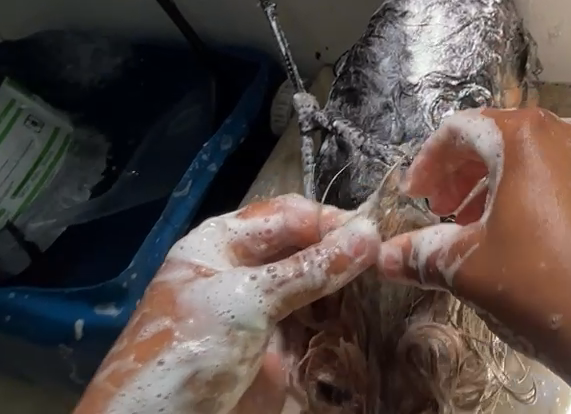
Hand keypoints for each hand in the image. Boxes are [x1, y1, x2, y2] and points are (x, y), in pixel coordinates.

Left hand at [76, 195, 378, 413]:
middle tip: (384, 260)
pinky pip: (314, 326)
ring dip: (346, 286)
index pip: (288, 215)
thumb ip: (310, 268)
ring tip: (381, 287)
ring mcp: (259, 314)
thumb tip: (371, 233)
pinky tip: (364, 318)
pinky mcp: (273, 353)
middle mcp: (243, 271)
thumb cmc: (185, 354)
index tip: (372, 234)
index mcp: (222, 244)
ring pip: (315, 285)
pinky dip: (340, 321)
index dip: (328, 221)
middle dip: (342, 252)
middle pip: (305, 247)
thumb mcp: (247, 302)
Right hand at [378, 108, 570, 413]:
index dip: (428, 161)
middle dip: (458, 172)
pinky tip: (512, 237)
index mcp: (523, 136)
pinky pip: (552, 174)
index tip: (412, 198)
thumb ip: (423, 255)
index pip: (460, 128)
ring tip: (469, 229)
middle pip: (494, 137)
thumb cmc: (544, 283)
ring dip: (489, 185)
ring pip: (524, 157)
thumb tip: (383, 257)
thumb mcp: (472, 268)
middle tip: (437, 213)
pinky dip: (523, 194)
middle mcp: (558, 133)